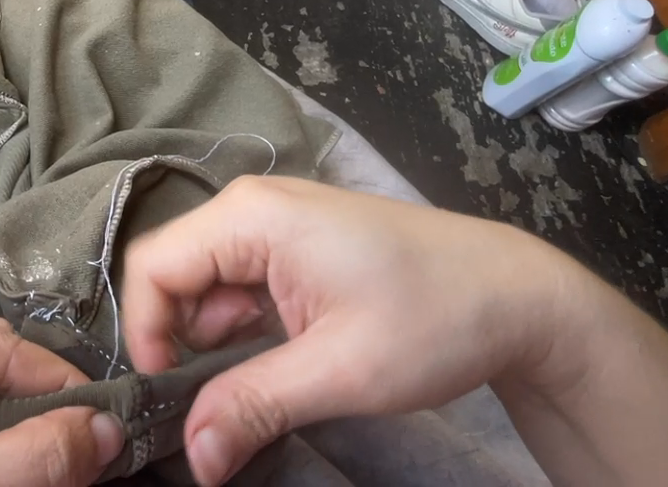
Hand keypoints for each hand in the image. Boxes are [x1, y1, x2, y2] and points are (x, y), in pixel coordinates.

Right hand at [121, 176, 586, 485]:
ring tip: (249, 388)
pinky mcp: (285, 242)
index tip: (169, 396)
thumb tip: (194, 460)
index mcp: (247, 216)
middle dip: (178, 339)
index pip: (155, 265)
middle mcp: (245, 207)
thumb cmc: (433, 319)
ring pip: (202, 281)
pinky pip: (235, 282)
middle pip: (174, 271)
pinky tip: (270, 359)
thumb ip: (254, 405)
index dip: (146, 330)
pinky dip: (238, 327)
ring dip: (211, 338)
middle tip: (207, 404)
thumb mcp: (341, 371)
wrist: (520, 294)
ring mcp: (266, 221)